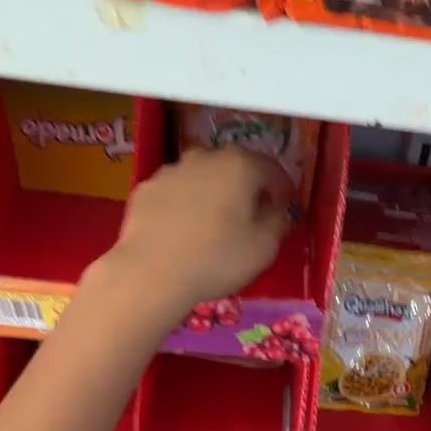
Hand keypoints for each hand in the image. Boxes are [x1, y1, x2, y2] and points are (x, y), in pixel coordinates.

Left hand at [99, 146, 294, 312]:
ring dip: (212, 195)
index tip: (285, 207)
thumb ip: (278, 222)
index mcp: (240, 165)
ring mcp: (170, 170)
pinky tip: (183, 231)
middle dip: (246, 189)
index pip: (272, 169)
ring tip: (214, 225)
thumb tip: (278, 211)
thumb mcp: (264, 248)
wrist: (151, 273)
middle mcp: (204, 157)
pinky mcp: (145, 189)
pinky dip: (183, 206)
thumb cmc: (217, 259)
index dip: (283, 189)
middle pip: (234, 168)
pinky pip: (175, 194)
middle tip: (251, 216)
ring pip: (201, 178)